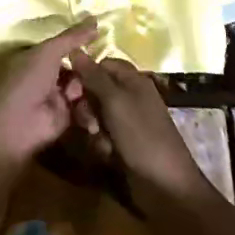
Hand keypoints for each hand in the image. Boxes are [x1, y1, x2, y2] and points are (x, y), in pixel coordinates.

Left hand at [0, 19, 99, 165]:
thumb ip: (72, 37)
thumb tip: (96, 19)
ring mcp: (58, 98)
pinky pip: (84, 109)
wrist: (18, 125)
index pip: (67, 47)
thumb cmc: (28, 81)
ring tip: (90, 94)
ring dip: (90, 91)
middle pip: (78, 68)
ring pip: (84, 88)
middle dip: (89, 70)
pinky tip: (90, 113)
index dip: (83, 45)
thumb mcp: (49, 52)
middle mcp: (50, 76)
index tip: (102, 41)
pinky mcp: (67, 119)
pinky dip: (88, 111)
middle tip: (102, 71)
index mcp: (41, 58)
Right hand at [68, 50, 212, 204]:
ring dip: (94, 128)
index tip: (71, 89)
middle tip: (88, 122)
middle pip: (97, 90)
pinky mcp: (123, 143)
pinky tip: (107, 155)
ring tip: (101, 142)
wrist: (164, 185)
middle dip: (87, 106)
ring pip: (96, 115)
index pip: (102, 64)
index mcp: (133, 80)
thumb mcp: (115, 101)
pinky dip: (101, 144)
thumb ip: (94, 76)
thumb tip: (75, 49)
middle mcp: (130, 96)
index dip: (85, 74)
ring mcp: (127, 121)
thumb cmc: (141, 135)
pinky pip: (102, 135)